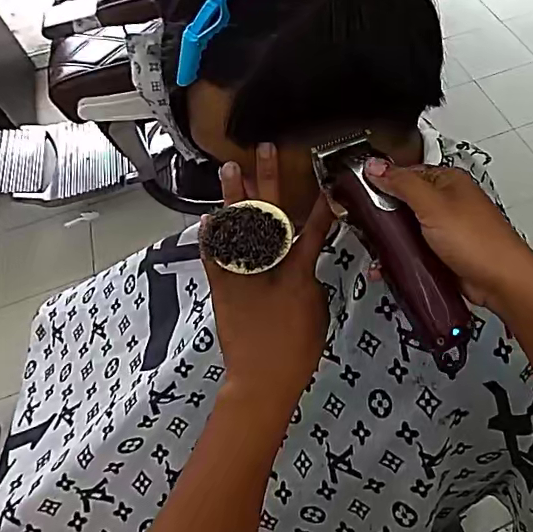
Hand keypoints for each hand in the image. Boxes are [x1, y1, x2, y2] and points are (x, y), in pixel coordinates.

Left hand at [201, 144, 335, 395]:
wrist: (262, 378)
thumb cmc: (297, 347)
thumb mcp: (317, 308)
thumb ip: (309, 278)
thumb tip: (301, 260)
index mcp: (297, 272)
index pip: (312, 230)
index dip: (320, 205)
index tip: (324, 182)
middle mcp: (267, 266)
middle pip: (270, 215)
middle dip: (269, 180)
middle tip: (267, 153)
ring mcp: (241, 275)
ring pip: (237, 227)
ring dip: (234, 196)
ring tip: (230, 170)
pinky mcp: (222, 287)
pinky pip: (214, 255)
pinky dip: (211, 235)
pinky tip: (208, 216)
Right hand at [364, 160, 532, 308]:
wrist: (500, 281)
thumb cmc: (481, 242)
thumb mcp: (433, 205)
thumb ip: (402, 183)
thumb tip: (376, 166)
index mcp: (448, 181)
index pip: (405, 172)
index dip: (381, 182)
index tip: (358, 193)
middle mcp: (448, 203)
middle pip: (404, 202)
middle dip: (384, 216)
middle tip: (367, 225)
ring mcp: (446, 230)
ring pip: (407, 230)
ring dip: (391, 241)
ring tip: (378, 249)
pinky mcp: (443, 254)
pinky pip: (416, 252)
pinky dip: (402, 258)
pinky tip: (391, 265)